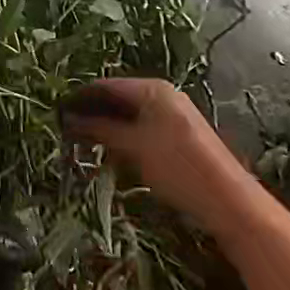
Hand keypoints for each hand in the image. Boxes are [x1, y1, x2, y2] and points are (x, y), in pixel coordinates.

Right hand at [60, 78, 257, 233]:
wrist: (231, 204)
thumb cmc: (177, 167)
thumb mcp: (131, 145)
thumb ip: (97, 128)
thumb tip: (67, 118)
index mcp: (152, 89)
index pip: (104, 85)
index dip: (79, 99)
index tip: (58, 114)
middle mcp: (163, 96)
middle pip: (116, 99)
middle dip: (92, 114)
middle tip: (69, 130)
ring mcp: (173, 116)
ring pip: (128, 115)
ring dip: (106, 128)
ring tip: (85, 143)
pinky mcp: (179, 136)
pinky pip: (141, 128)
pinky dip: (124, 137)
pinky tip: (111, 153)